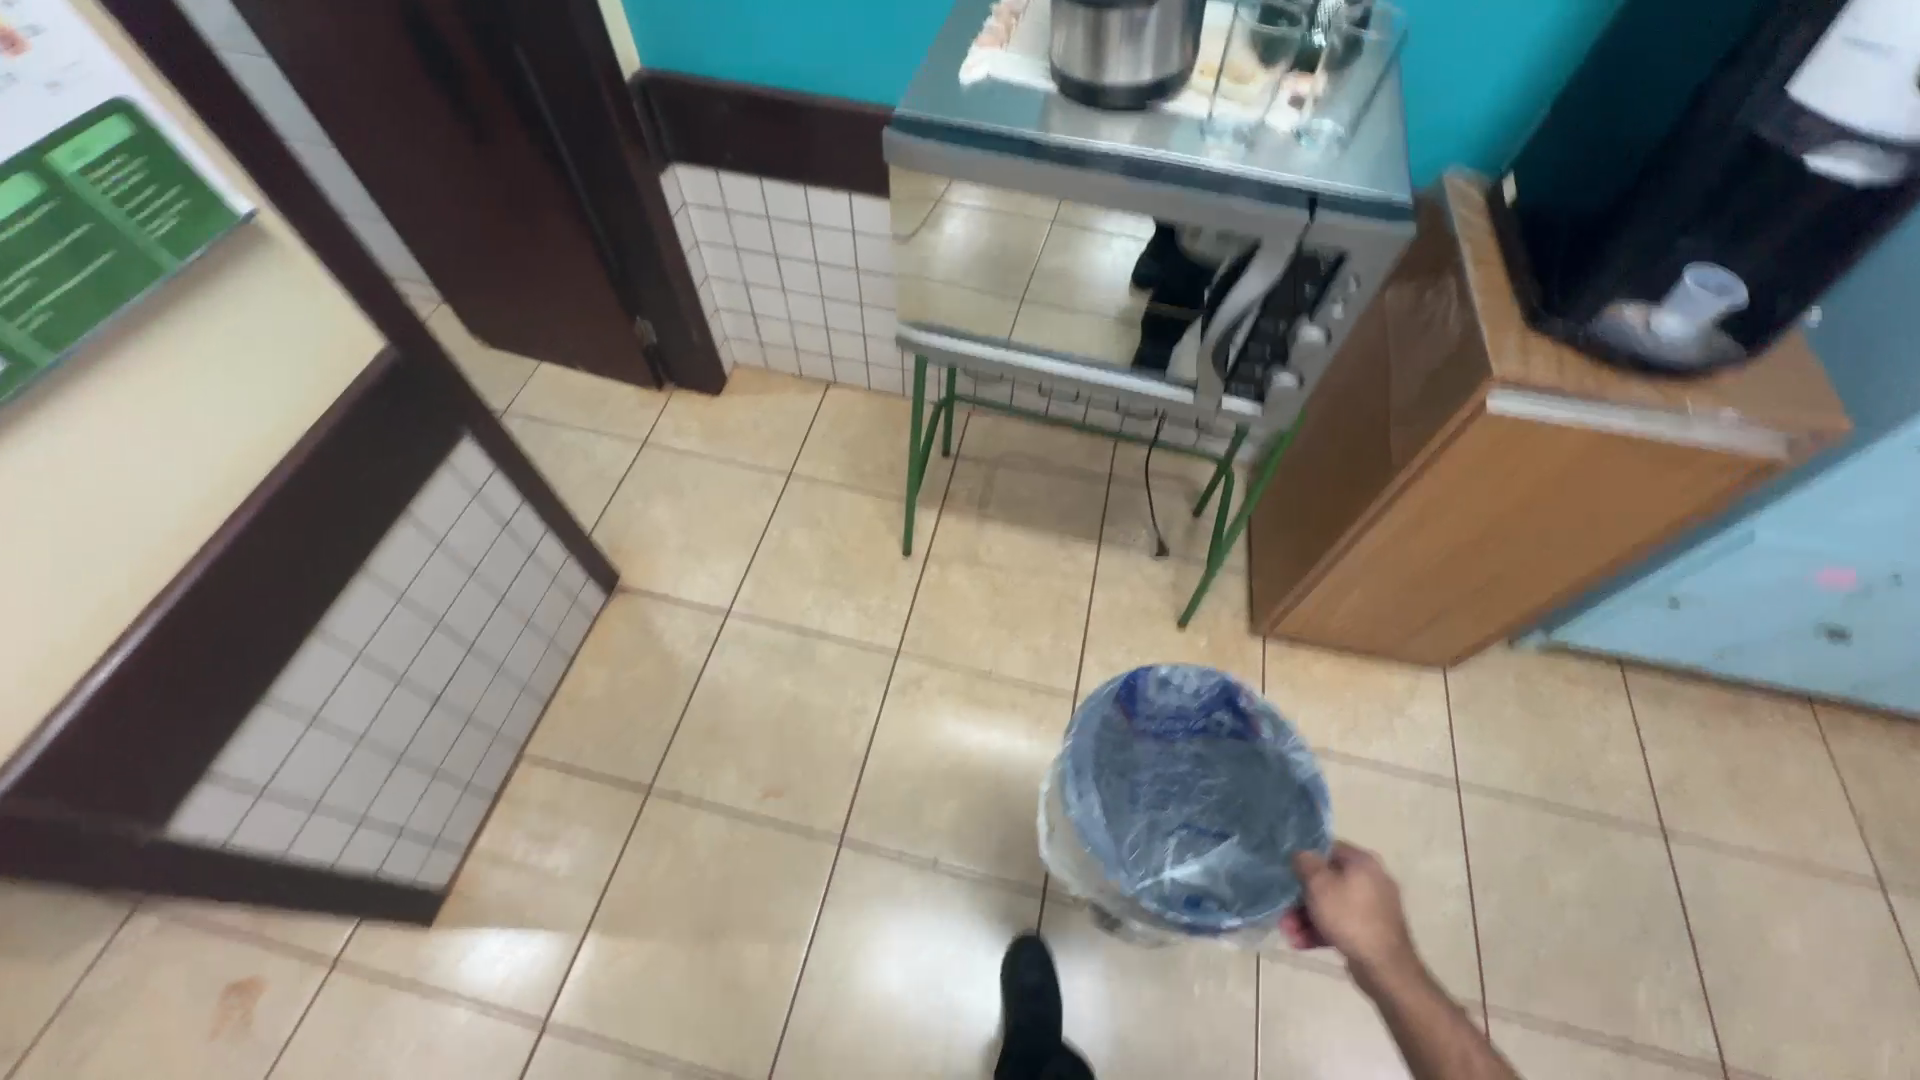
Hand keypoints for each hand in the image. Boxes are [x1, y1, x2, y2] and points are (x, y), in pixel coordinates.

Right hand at [1281, 841, 1418, 985]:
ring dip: (1305, 917)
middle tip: (1283, 911)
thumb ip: (1305, 862)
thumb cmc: (1349, 917)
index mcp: (1362, 862)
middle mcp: (1371, 880)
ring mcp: (1373, 907)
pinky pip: (1341, 923)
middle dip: (1299, 897)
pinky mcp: (1371, 931)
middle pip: (1326, 881)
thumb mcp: (1318, 884)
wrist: (1386, 968)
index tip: (1286, 871)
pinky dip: (1321, 930)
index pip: (1326, 849)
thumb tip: (1301, 854)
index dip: (1303, 858)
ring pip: (1331, 905)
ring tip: (1288, 933)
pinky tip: (1300, 943)